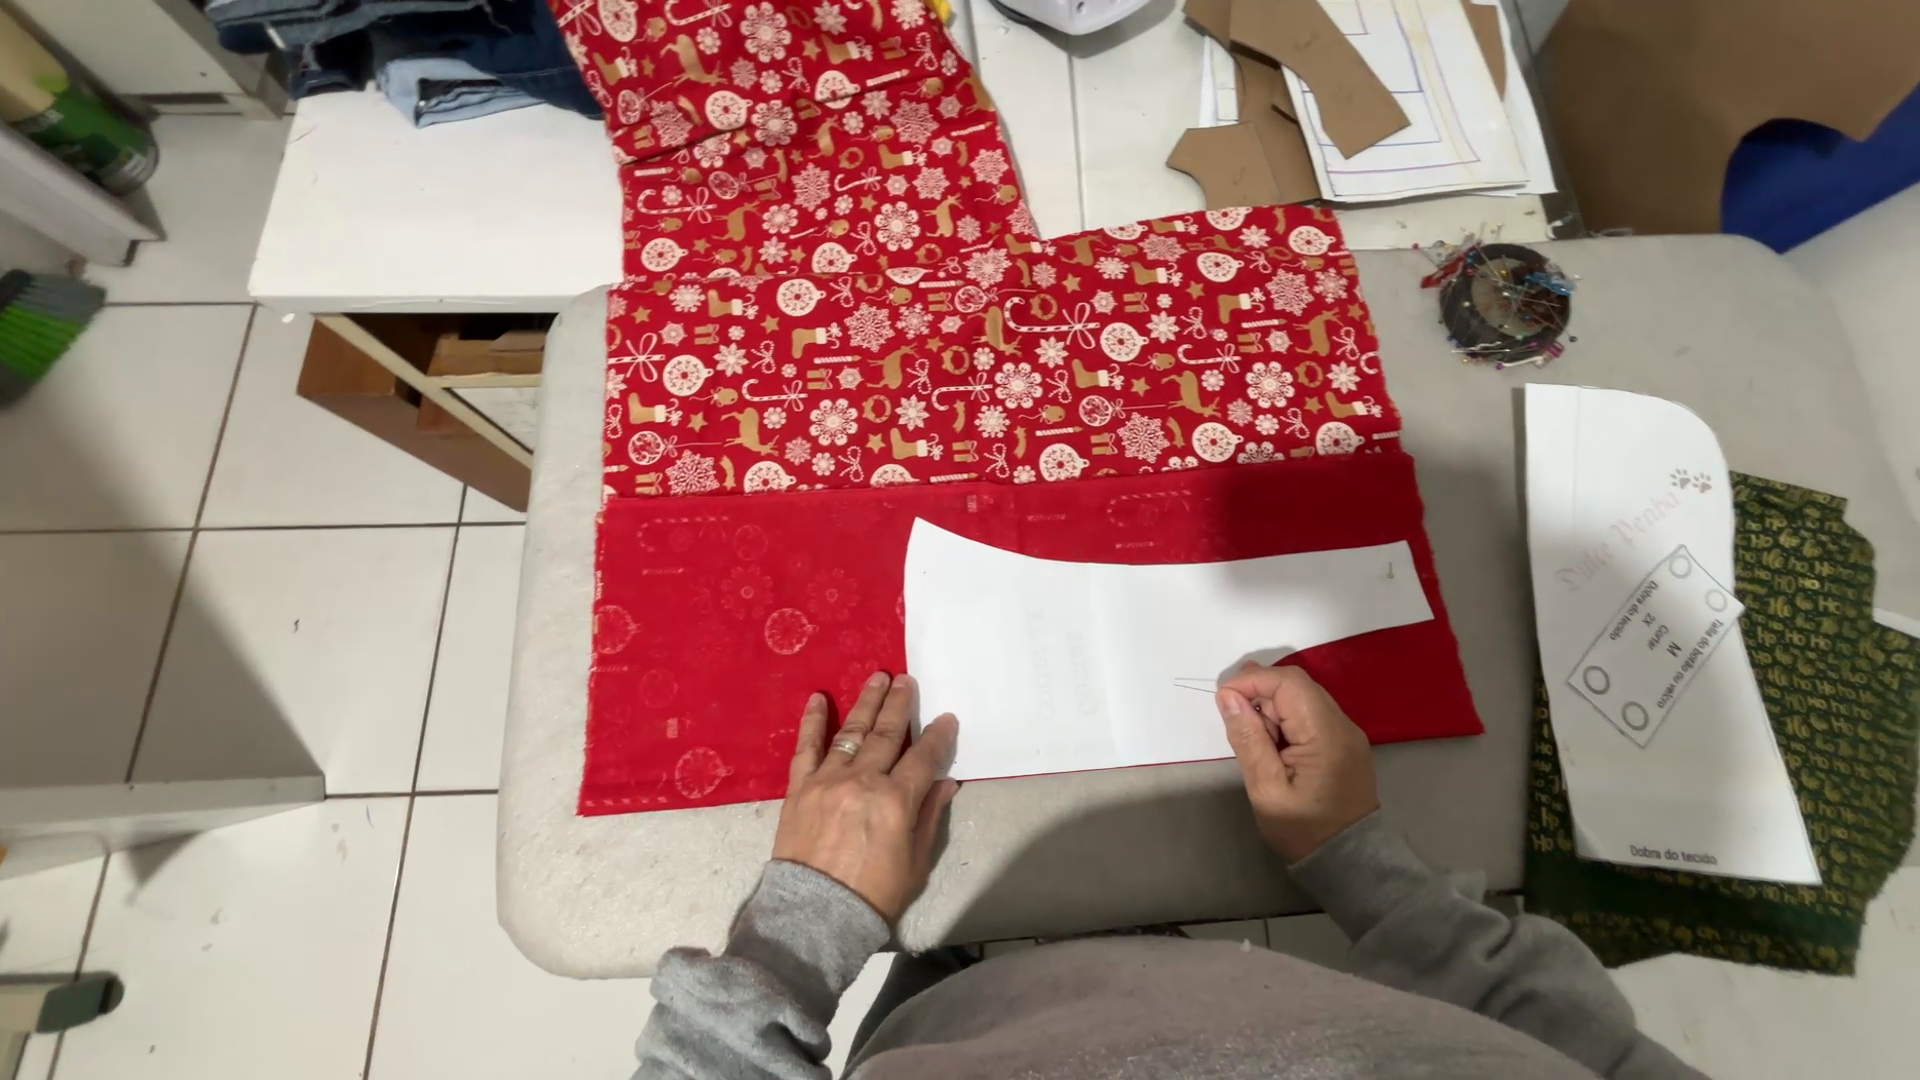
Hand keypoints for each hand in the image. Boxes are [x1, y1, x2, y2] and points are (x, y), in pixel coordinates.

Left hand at [773, 672, 959, 922]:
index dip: (938, 736)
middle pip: (887, 734)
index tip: (947, 717)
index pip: (923, 758)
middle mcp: (862, 781)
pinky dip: (813, 722)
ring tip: (878, 677)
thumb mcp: (914, 862)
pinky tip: (819, 699)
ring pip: (852, 731)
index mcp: (895, 802)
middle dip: (901, 704)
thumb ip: (928, 817)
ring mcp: (828, 781)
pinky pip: (807, 748)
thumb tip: (945, 782)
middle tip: (908, 680)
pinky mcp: (800, 788)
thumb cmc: (873, 895)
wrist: (814, 917)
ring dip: (867, 702)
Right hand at [1215, 664, 1378, 860]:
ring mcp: (1346, 733)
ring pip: (1303, 696)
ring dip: (1271, 703)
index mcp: (1326, 735)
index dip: (1252, 681)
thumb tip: (1228, 697)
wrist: (1350, 863)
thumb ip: (1248, 738)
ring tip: (1252, 732)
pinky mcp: (1343, 742)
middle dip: (1260, 690)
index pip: (1288, 683)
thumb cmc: (1303, 829)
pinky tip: (1272, 739)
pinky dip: (1285, 716)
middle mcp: (1342, 725)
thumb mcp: (1266, 788)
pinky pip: (1310, 712)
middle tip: (1232, 714)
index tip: (1223, 700)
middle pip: (1297, 685)